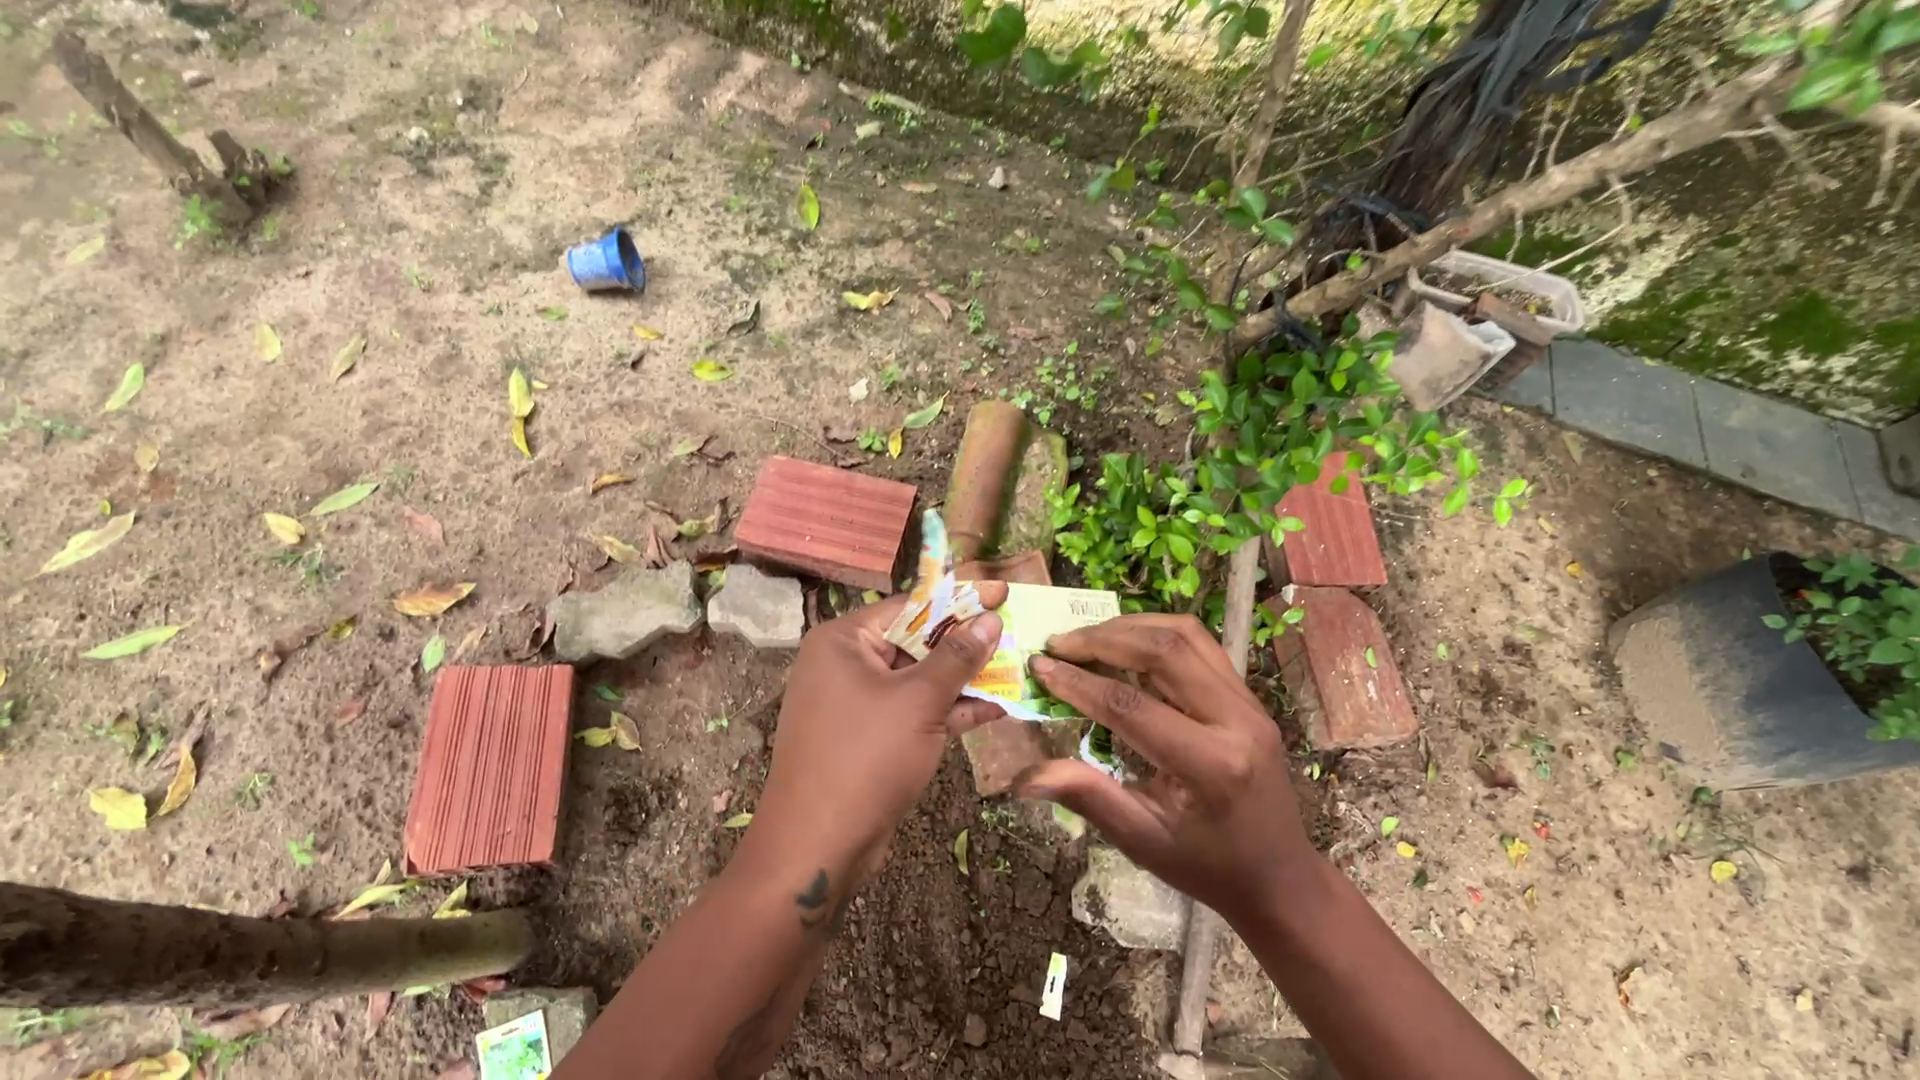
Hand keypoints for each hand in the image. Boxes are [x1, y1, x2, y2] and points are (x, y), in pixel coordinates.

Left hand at [747, 584, 1008, 880]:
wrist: (818, 845)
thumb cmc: (867, 757)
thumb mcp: (920, 701)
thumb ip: (957, 657)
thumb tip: (989, 619)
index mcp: (844, 641)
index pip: (909, 606)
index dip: (958, 601)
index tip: (1001, 595)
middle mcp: (843, 664)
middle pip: (913, 642)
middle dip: (964, 645)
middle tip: (1014, 636)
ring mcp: (853, 704)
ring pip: (916, 681)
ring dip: (962, 681)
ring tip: (1013, 674)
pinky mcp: (866, 739)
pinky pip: (911, 712)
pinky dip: (946, 712)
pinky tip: (992, 710)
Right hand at [1013, 614, 1316, 925]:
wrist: (1278, 877)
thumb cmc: (1207, 866)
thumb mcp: (1143, 840)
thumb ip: (1088, 796)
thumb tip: (1023, 778)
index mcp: (1210, 765)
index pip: (1131, 707)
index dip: (1078, 683)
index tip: (1039, 666)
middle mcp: (1237, 721)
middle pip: (1164, 652)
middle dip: (1103, 640)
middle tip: (1058, 644)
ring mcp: (1250, 704)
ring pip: (1187, 636)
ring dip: (1131, 628)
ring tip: (1087, 638)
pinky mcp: (1251, 697)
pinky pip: (1203, 646)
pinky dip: (1158, 636)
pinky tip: (1127, 645)